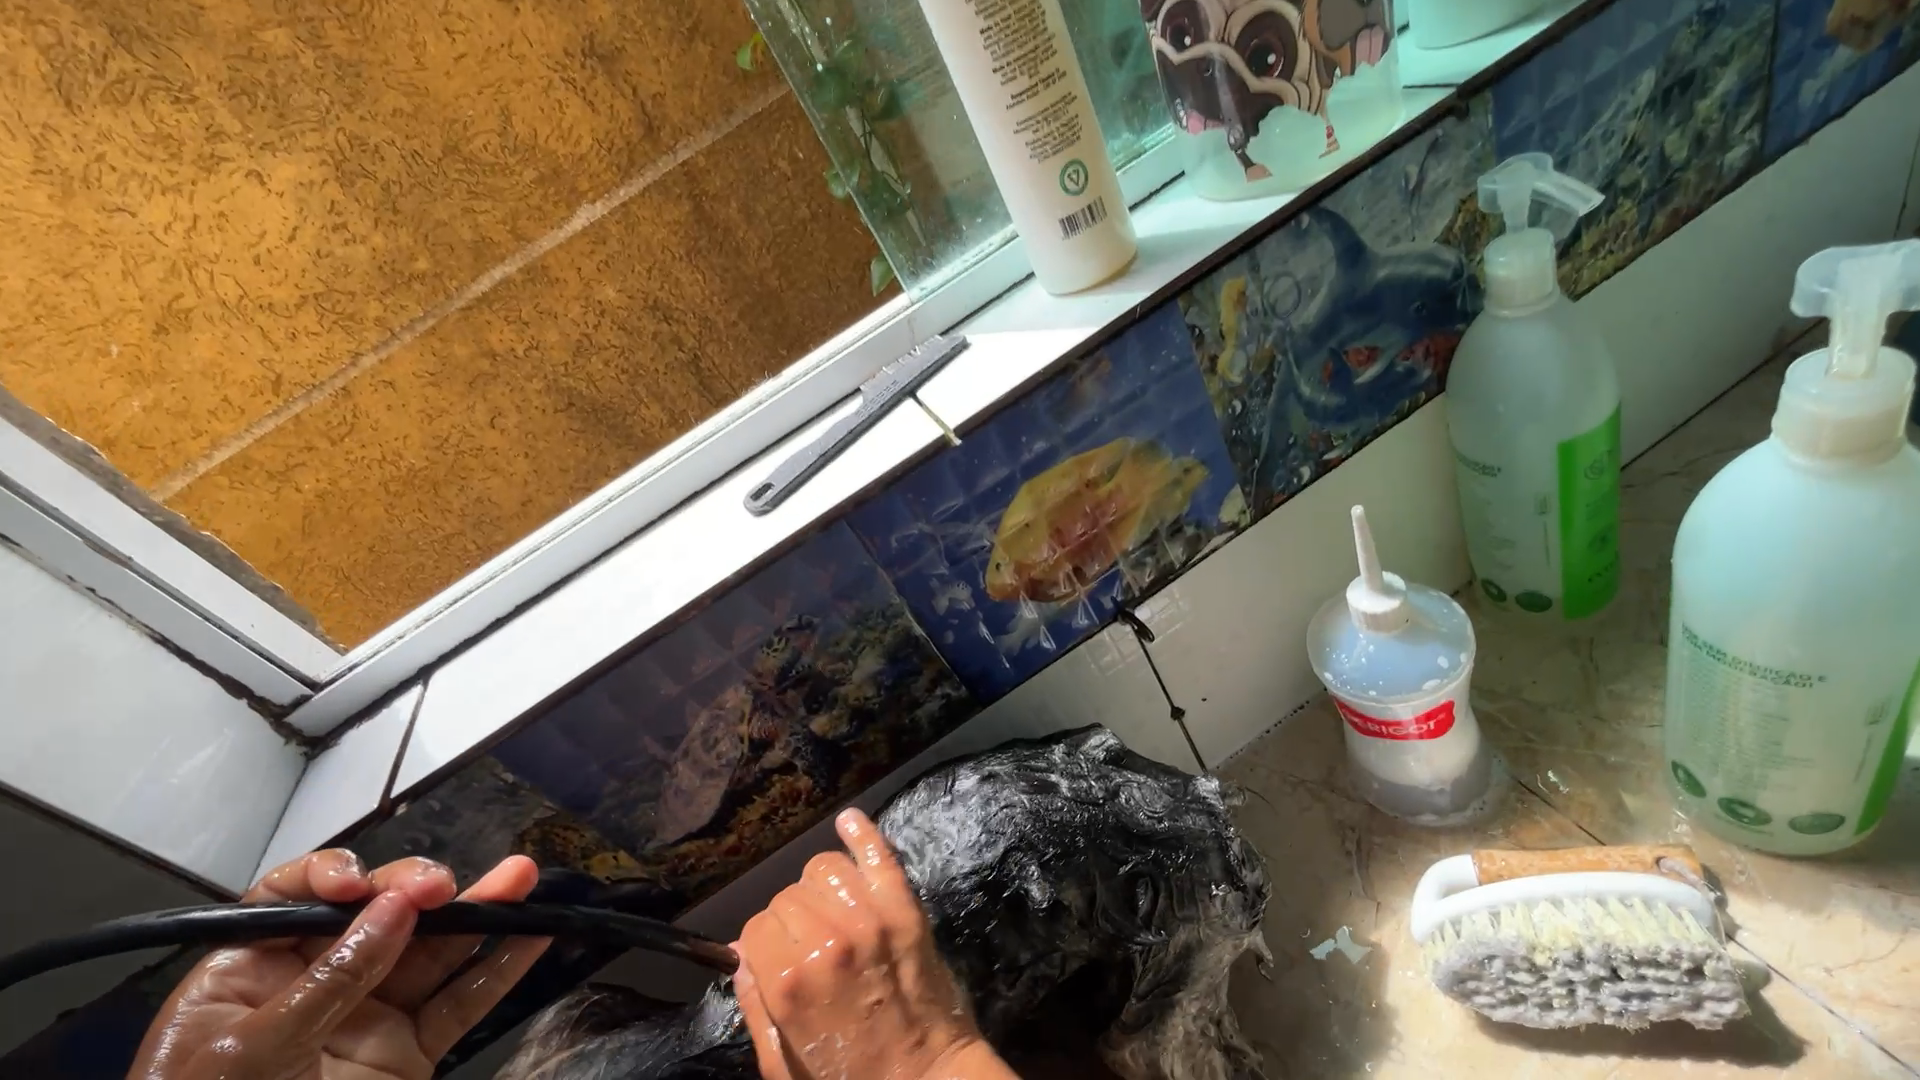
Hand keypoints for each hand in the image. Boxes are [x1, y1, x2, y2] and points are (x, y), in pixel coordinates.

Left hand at [129, 850, 550, 1079]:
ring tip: (523, 876)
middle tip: (446, 885)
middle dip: (418, 889)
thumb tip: (397, 906)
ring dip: (481, 911)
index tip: (360, 884)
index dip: (330, 876)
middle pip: (377, 915)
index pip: (291, 900)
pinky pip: (462, 1001)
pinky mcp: (412, 1050)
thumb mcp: (250, 1058)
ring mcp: (369, 1017)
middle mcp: (313, 985)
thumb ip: (330, 980)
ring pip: (433, 950)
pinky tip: (535, 933)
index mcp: (248, 978)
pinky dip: (502, 967)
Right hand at [733, 809, 997, 1079]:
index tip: (778, 955)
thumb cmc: (849, 1078)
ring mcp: (870, 918)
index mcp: (790, 982)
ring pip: (825, 868)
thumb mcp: (782, 1062)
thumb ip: (755, 1003)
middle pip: (789, 896)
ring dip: (821, 886)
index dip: (764, 941)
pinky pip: (878, 854)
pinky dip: (861, 833)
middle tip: (810, 942)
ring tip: (831, 909)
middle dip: (791, 916)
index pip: (757, 926)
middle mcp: (827, 941)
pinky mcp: (905, 908)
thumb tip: (740, 953)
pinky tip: (848, 821)